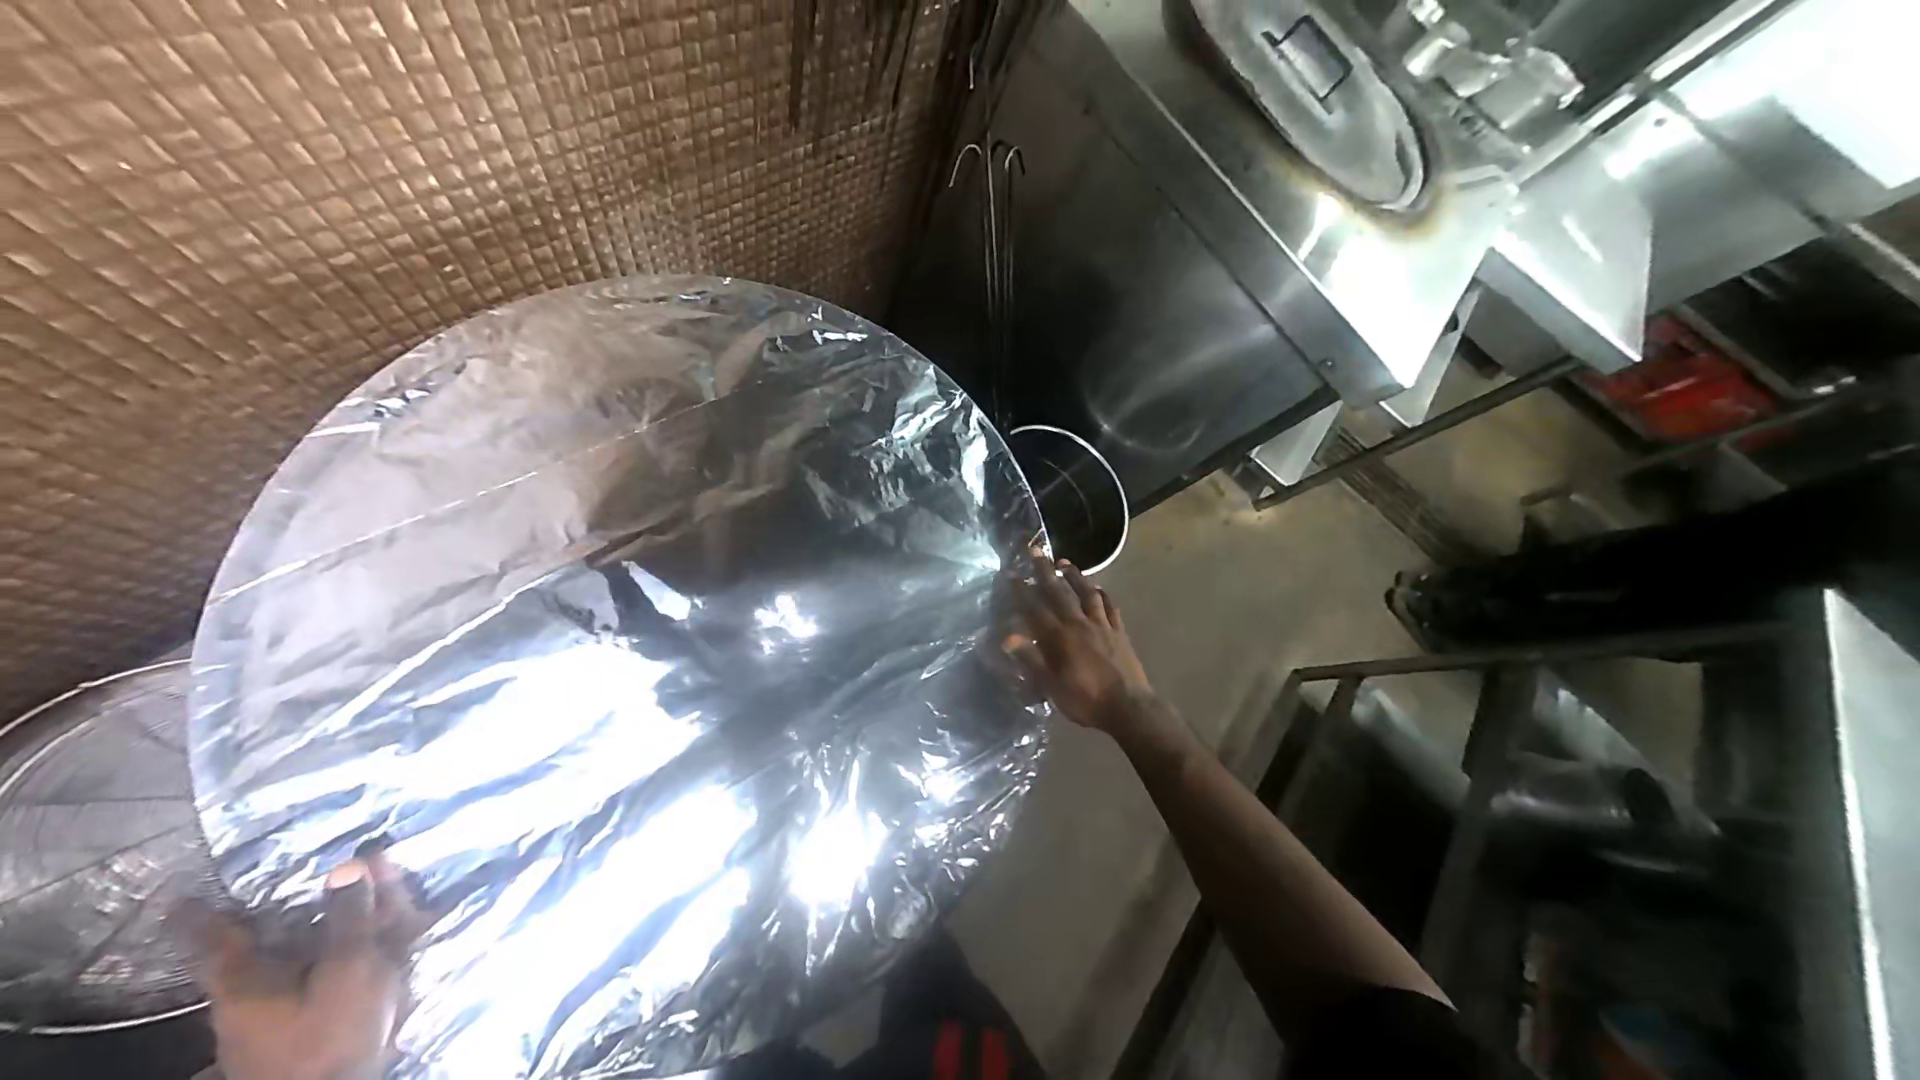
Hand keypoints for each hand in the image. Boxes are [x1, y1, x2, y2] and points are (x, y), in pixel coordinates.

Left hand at [187, 852, 428, 1079]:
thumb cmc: (331, 1031)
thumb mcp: (351, 966)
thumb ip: (350, 917)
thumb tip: (346, 864)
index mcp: (244, 982)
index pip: (215, 938)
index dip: (200, 916)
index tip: (180, 897)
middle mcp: (244, 999)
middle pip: (256, 946)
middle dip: (276, 916)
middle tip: (288, 889)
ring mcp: (265, 1019)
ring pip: (285, 962)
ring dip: (312, 933)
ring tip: (340, 910)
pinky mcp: (290, 1031)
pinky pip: (306, 978)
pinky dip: (328, 955)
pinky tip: (357, 950)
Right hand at [1005, 548, 1157, 733]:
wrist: (1128, 707)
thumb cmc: (1085, 700)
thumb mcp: (1051, 686)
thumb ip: (1030, 659)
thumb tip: (1007, 637)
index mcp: (1059, 638)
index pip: (1034, 609)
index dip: (1021, 591)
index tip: (1010, 573)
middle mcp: (1078, 624)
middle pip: (1059, 592)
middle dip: (1045, 571)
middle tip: (1035, 551)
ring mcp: (1101, 625)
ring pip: (1086, 593)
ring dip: (1075, 576)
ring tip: (1064, 563)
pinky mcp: (1118, 631)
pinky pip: (1109, 606)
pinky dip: (1102, 594)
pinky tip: (1098, 587)